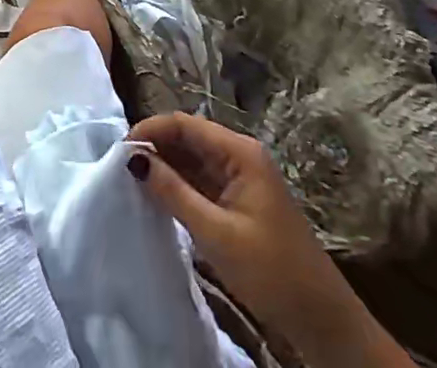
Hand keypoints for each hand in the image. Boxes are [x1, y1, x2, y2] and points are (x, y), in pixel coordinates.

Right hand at [128, 113, 413, 367]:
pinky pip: (199, 179)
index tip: (119, 152)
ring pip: (191, 158)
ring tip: (129, 181)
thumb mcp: (215, 230)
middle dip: (154, 146)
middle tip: (119, 168)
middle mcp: (238, 154)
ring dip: (163, 166)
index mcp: (239, 151)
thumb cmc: (269, 268)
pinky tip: (154, 196)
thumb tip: (134, 158)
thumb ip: (174, 191)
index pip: (185, 123)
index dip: (150, 130)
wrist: (317, 313)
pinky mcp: (236, 198)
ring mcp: (238, 176)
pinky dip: (176, 184)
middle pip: (187, 136)